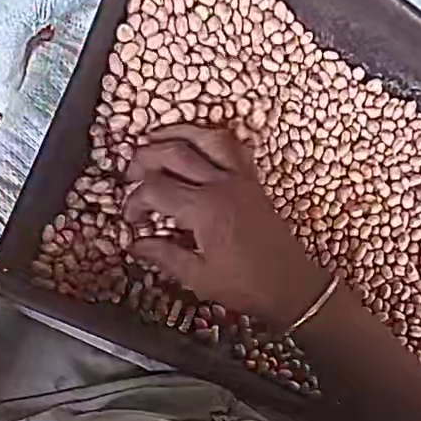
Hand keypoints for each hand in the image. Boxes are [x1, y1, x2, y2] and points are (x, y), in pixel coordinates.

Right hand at [122, 125, 330, 328]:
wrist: (290, 285)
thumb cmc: (245, 286)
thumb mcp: (198, 277)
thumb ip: (164, 255)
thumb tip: (136, 245)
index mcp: (204, 209)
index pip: (155, 190)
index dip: (134, 201)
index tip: (131, 219)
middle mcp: (221, 185)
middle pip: (172, 153)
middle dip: (144, 159)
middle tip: (130, 175)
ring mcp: (240, 179)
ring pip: (204, 137)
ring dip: (176, 134)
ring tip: (156, 141)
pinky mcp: (253, 182)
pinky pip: (231, 147)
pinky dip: (210, 139)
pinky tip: (198, 146)